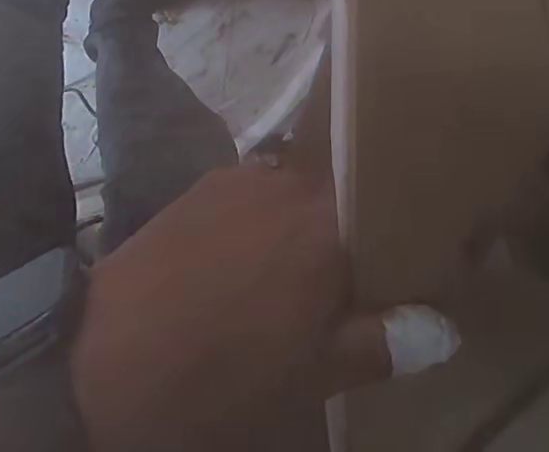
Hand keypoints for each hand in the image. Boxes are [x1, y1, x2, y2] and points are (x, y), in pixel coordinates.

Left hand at [67, 161, 412, 450]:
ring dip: (306, 218)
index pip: (389, 205)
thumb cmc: (221, 373)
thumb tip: (448, 329)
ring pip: (304, 188)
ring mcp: (253, 174)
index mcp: (333, 226)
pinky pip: (260, 187)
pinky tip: (239, 254)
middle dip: (350, 225)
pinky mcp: (213, 179)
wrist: (99, 359)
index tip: (401, 250)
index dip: (398, 226)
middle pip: (347, 192)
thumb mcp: (309, 374)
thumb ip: (382, 342)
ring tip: (287, 264)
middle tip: (342, 268)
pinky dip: (265, 212)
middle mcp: (301, 183)